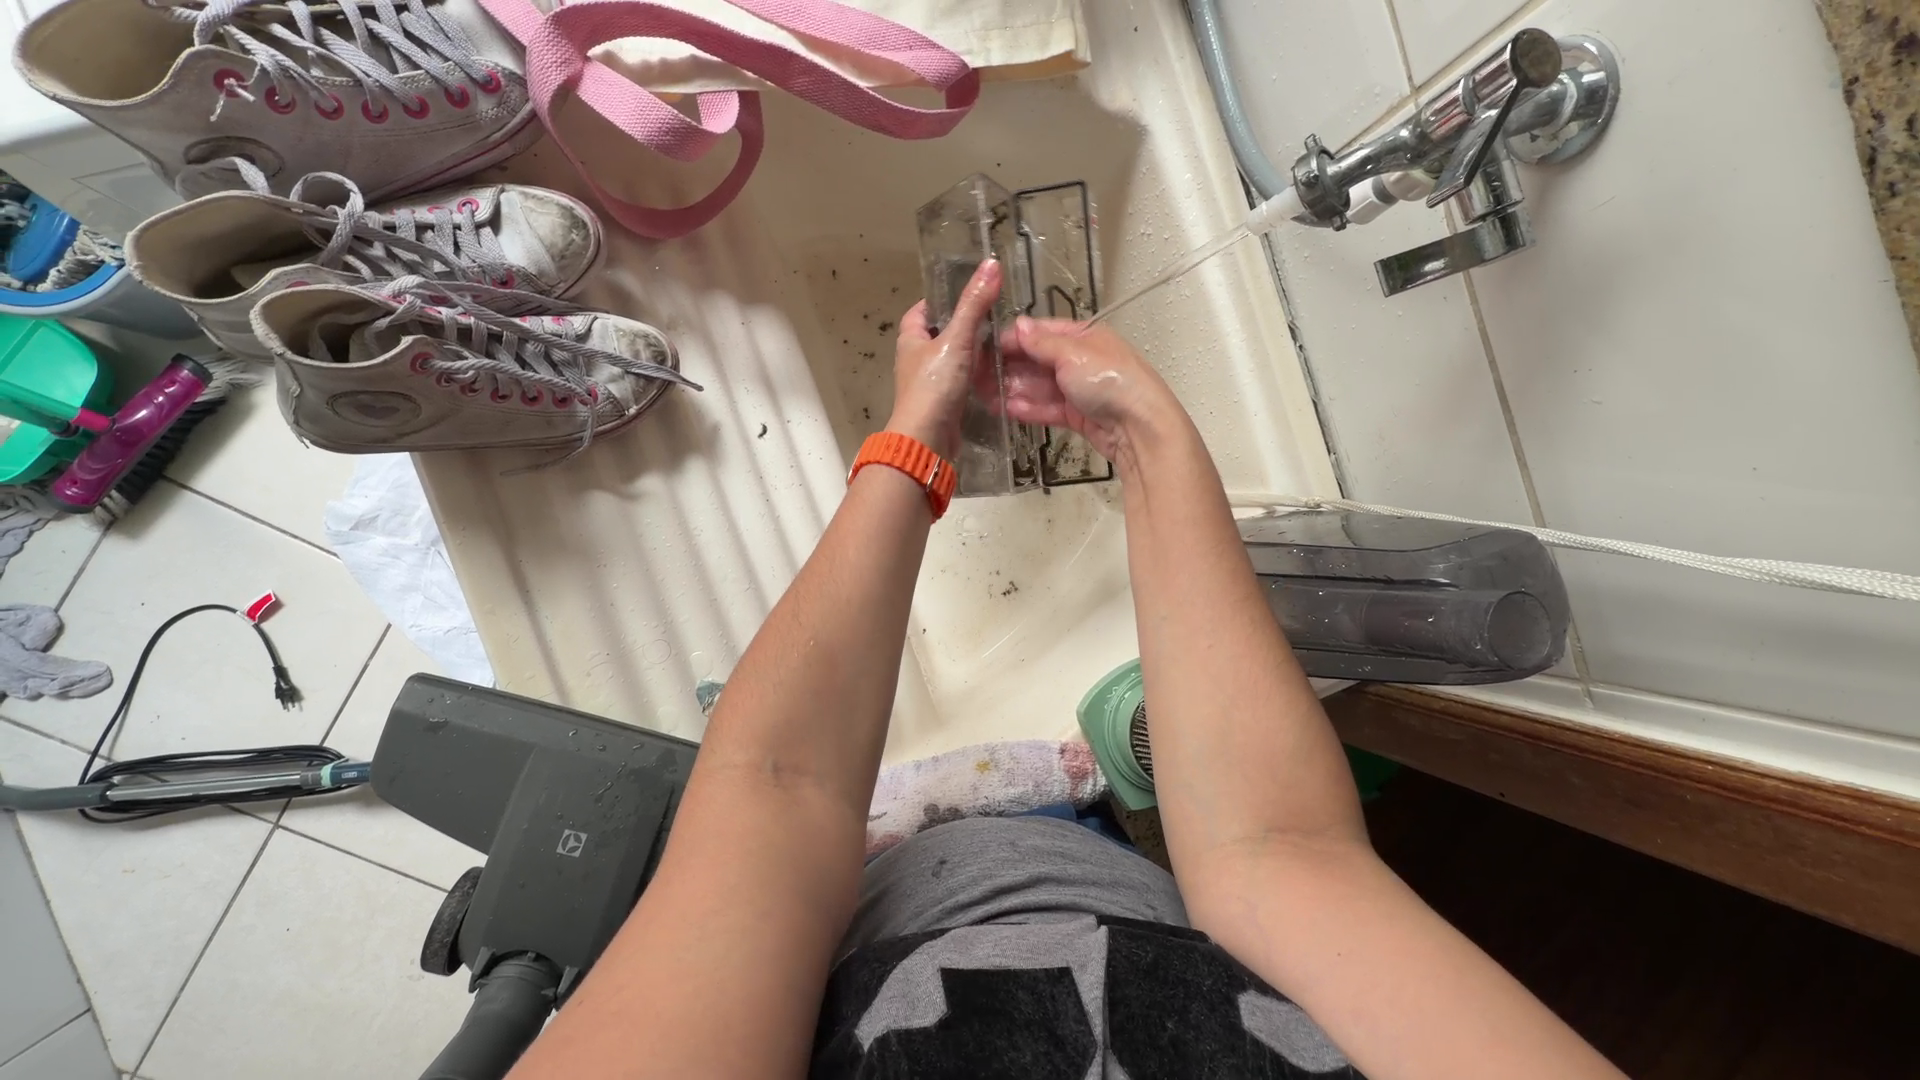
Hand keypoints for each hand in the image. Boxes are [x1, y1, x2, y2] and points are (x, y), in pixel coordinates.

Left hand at [887, 259, 1001, 458]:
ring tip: (999, 344)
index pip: (922, 311)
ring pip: (950, 361)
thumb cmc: (934, 386)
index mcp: (910, 340)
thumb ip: (974, 305)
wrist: (927, 439)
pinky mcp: (942, 405)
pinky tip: (993, 376)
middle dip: (962, 327)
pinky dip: (973, 378)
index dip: (940, 301)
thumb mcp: (956, 339)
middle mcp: (915, 360)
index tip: (966, 295)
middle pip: (938, 336)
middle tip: (993, 318)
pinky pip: (958, 384)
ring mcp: (928, 384)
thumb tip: (992, 264)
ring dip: (971, 355)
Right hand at [996, 316, 1181, 460]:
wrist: (1140, 427)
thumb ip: (1042, 342)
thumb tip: (1020, 326)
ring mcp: (1080, 390)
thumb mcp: (1073, 353)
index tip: (988, 348)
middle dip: (1010, 368)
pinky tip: (1008, 409)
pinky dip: (1029, 409)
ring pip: (1040, 387)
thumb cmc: (1114, 382)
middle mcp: (1082, 361)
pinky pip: (1048, 409)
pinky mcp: (1079, 416)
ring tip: (987, 395)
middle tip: (982, 375)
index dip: (1015, 340)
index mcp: (1085, 336)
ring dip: (1015, 390)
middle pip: (1038, 361)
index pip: (1042, 333)